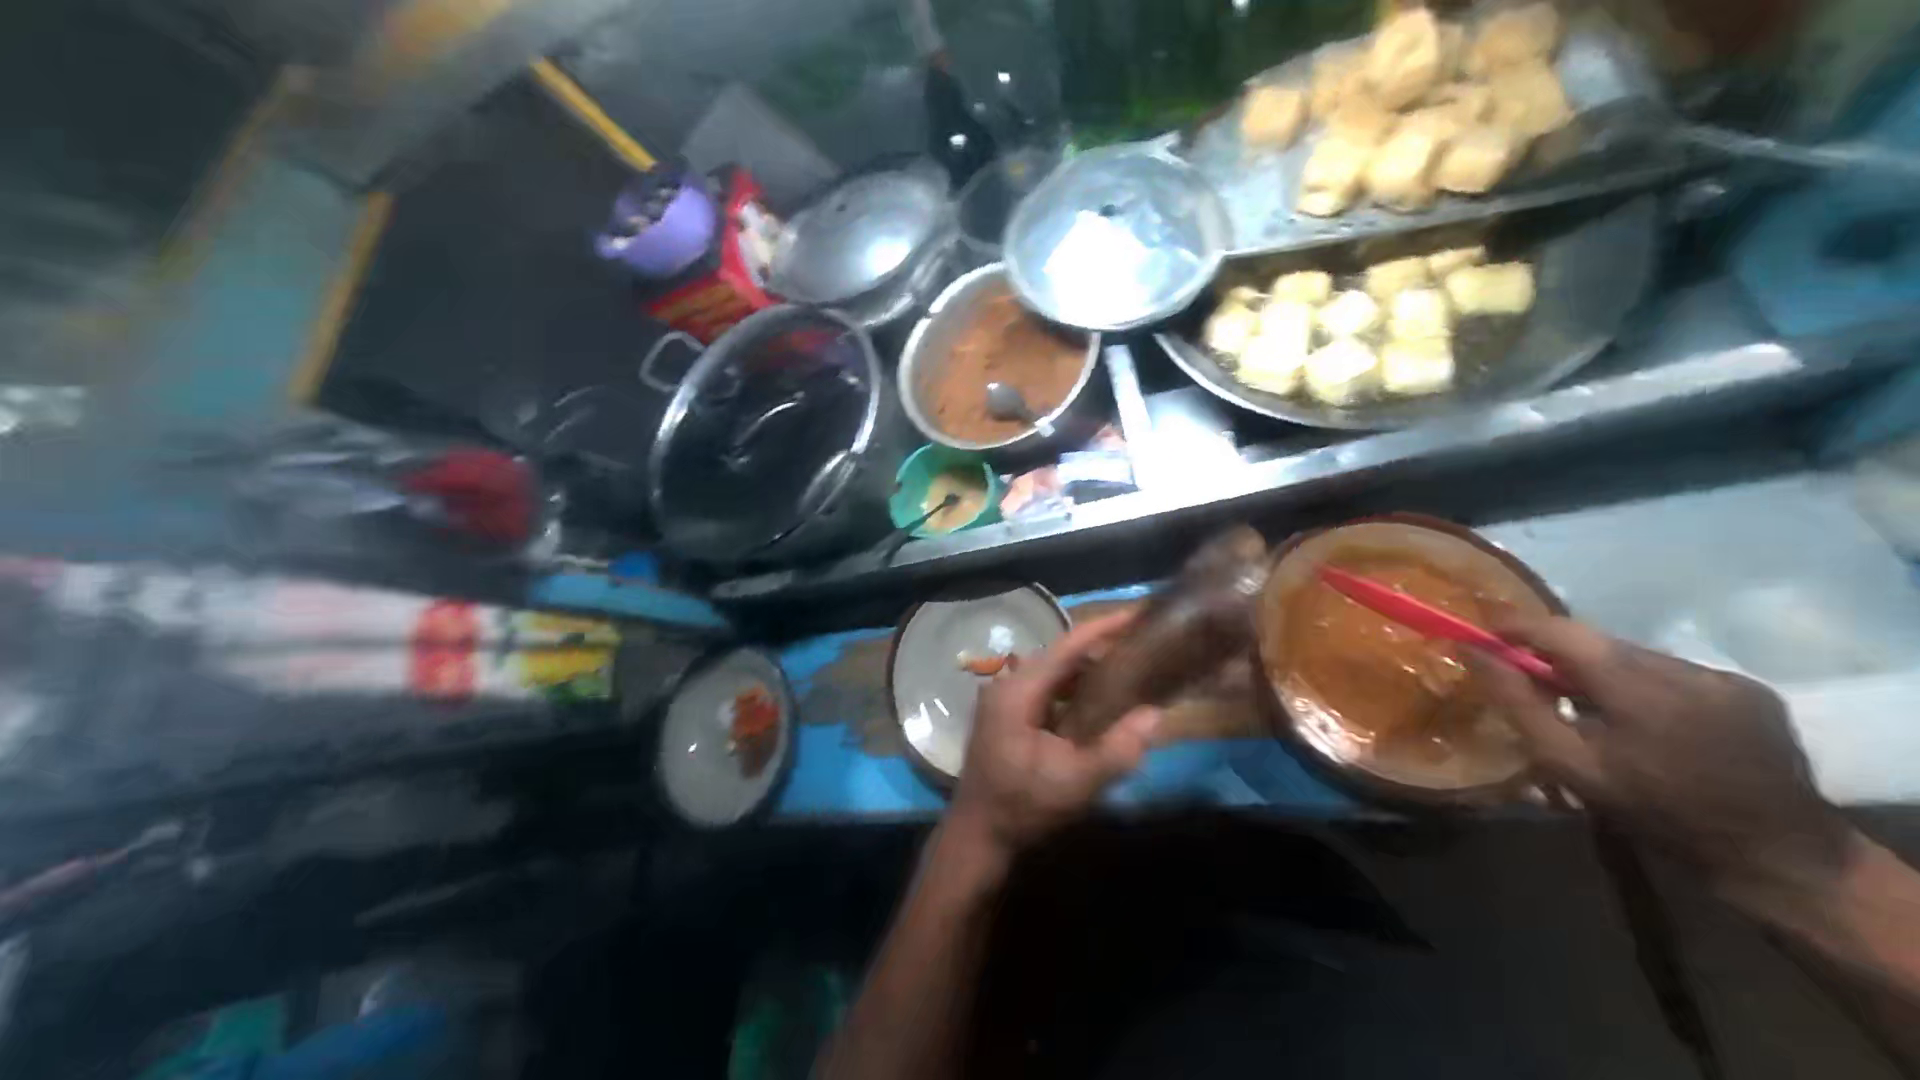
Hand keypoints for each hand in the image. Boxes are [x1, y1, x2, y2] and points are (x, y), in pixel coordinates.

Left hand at [949, 610, 1161, 858]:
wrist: (977, 834)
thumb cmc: (1022, 807)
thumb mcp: (1075, 783)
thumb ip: (1117, 749)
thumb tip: (1156, 714)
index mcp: (1018, 691)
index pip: (1067, 647)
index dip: (1103, 627)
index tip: (1137, 613)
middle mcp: (1008, 685)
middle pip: (1061, 656)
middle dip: (1102, 651)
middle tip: (1142, 651)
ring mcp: (1004, 700)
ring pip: (1054, 673)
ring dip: (1088, 673)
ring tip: (1129, 675)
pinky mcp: (1007, 715)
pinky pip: (1047, 691)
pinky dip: (1074, 691)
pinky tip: (1099, 705)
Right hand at [1474, 615, 1855, 903]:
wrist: (1776, 857)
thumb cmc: (1655, 813)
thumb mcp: (1570, 765)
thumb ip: (1519, 702)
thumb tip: (1475, 652)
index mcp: (1641, 688)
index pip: (1563, 631)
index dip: (1517, 626)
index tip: (1484, 635)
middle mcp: (1687, 670)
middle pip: (1599, 643)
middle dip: (1559, 656)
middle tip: (1532, 682)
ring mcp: (1725, 678)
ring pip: (1635, 657)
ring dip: (1602, 672)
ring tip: (1590, 708)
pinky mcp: (1750, 690)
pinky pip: (1673, 672)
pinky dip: (1643, 685)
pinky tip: (1645, 719)